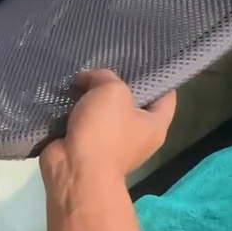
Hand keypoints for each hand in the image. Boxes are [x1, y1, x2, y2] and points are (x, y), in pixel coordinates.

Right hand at [40, 69, 176, 185]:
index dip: (158, 76)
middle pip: (131, 103)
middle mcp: (136, 137)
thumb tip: (87, 78)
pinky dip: (73, 113)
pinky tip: (64, 97)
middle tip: (105, 66)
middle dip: (117, 86)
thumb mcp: (111, 91)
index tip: (143, 61)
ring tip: (80, 78)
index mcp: (155, 126)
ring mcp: (109, 145)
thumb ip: (104, 77)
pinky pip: (81, 124)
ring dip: (91, 99)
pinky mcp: (84, 148)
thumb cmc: (104, 131)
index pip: (167, 96)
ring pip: (103, 113)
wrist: (73, 169)